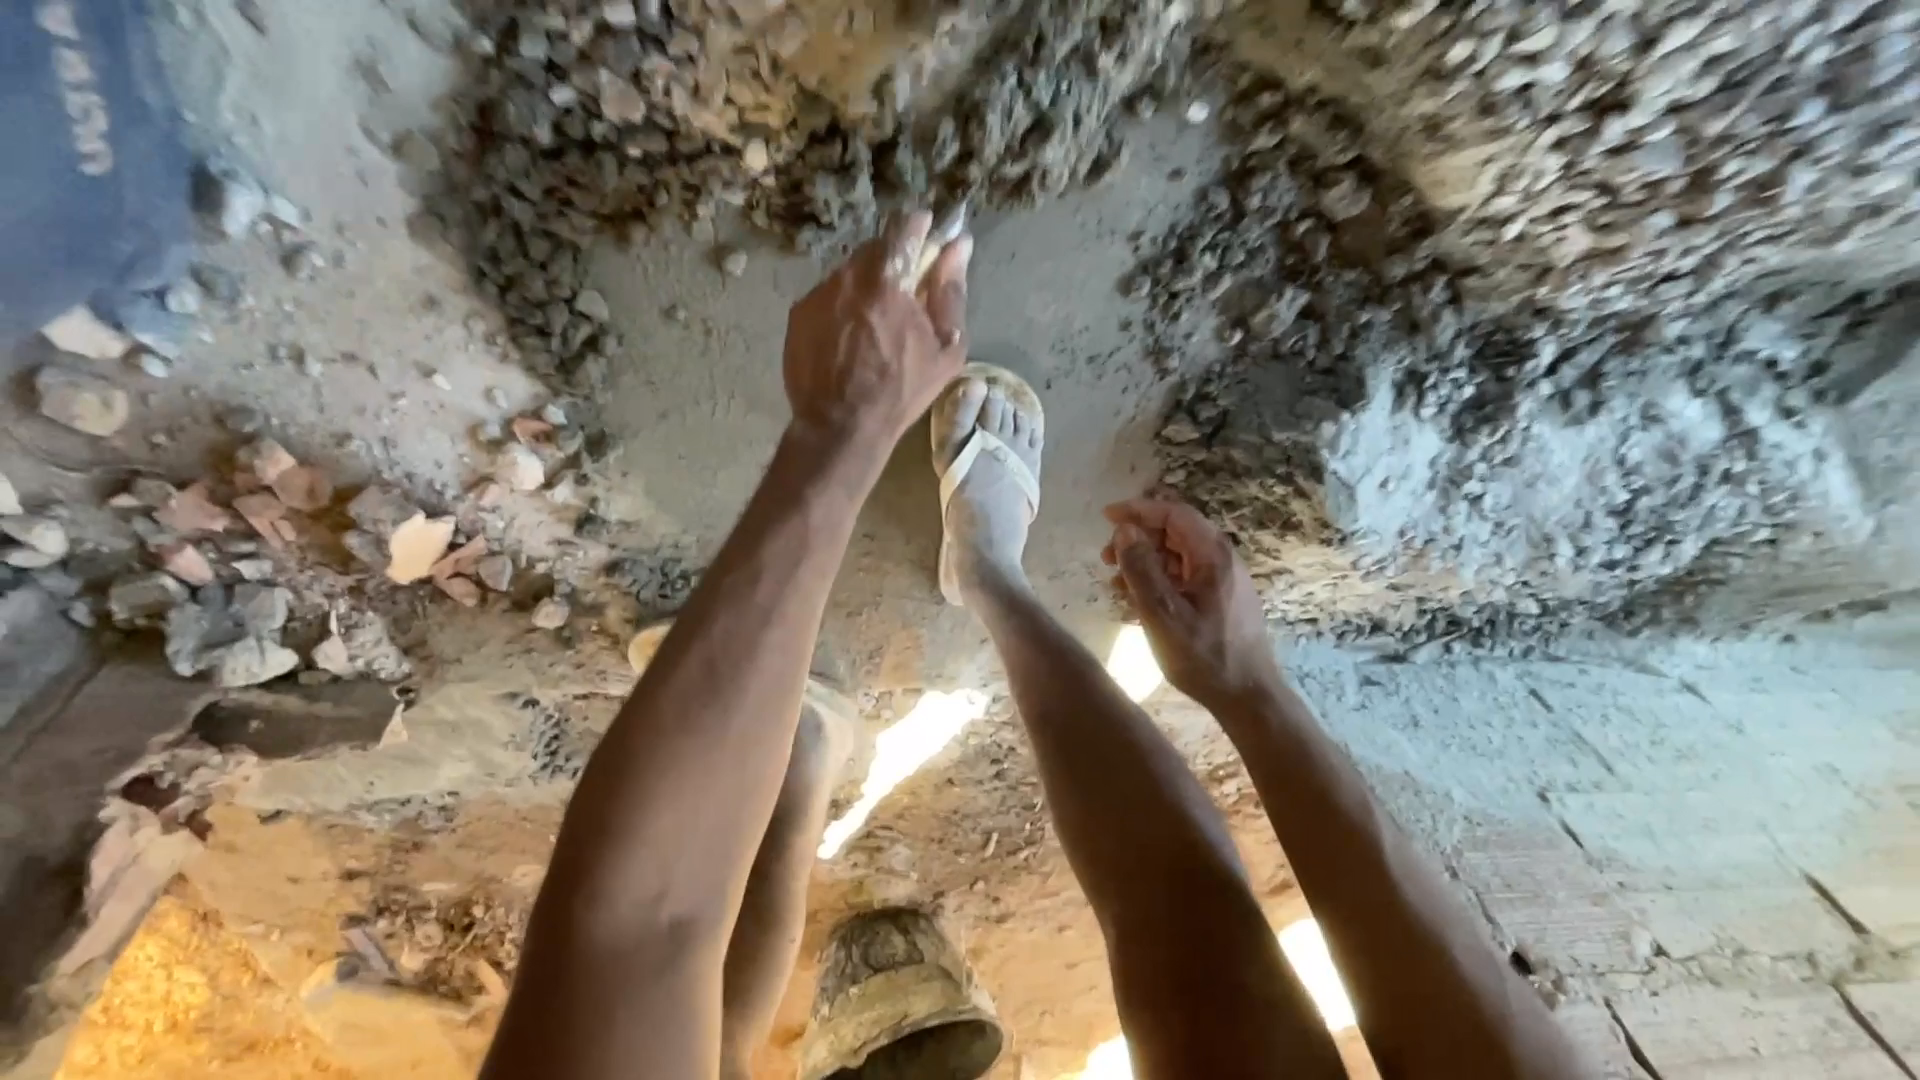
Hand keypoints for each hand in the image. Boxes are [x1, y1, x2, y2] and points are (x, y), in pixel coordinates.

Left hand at [783, 210, 971, 447]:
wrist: (841, 425)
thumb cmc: (902, 391)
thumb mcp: (945, 348)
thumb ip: (951, 291)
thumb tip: (958, 248)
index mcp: (888, 280)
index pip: (903, 228)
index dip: (918, 225)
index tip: (928, 229)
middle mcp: (848, 277)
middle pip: (873, 249)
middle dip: (892, 260)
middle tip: (904, 290)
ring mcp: (818, 294)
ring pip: (848, 274)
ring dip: (865, 286)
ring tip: (874, 322)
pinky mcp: (798, 315)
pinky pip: (827, 298)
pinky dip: (841, 308)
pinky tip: (849, 339)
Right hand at [1103, 495, 1281, 708]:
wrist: (1248, 697)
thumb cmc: (1204, 657)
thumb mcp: (1163, 614)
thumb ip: (1141, 569)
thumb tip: (1125, 531)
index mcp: (1213, 556)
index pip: (1174, 514)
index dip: (1138, 510)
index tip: (1106, 517)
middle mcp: (1222, 560)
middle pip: (1175, 532)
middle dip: (1138, 538)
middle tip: (1106, 558)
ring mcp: (1224, 580)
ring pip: (1178, 555)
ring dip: (1145, 561)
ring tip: (1116, 583)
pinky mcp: (1221, 599)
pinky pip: (1185, 576)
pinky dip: (1158, 579)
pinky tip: (1137, 601)